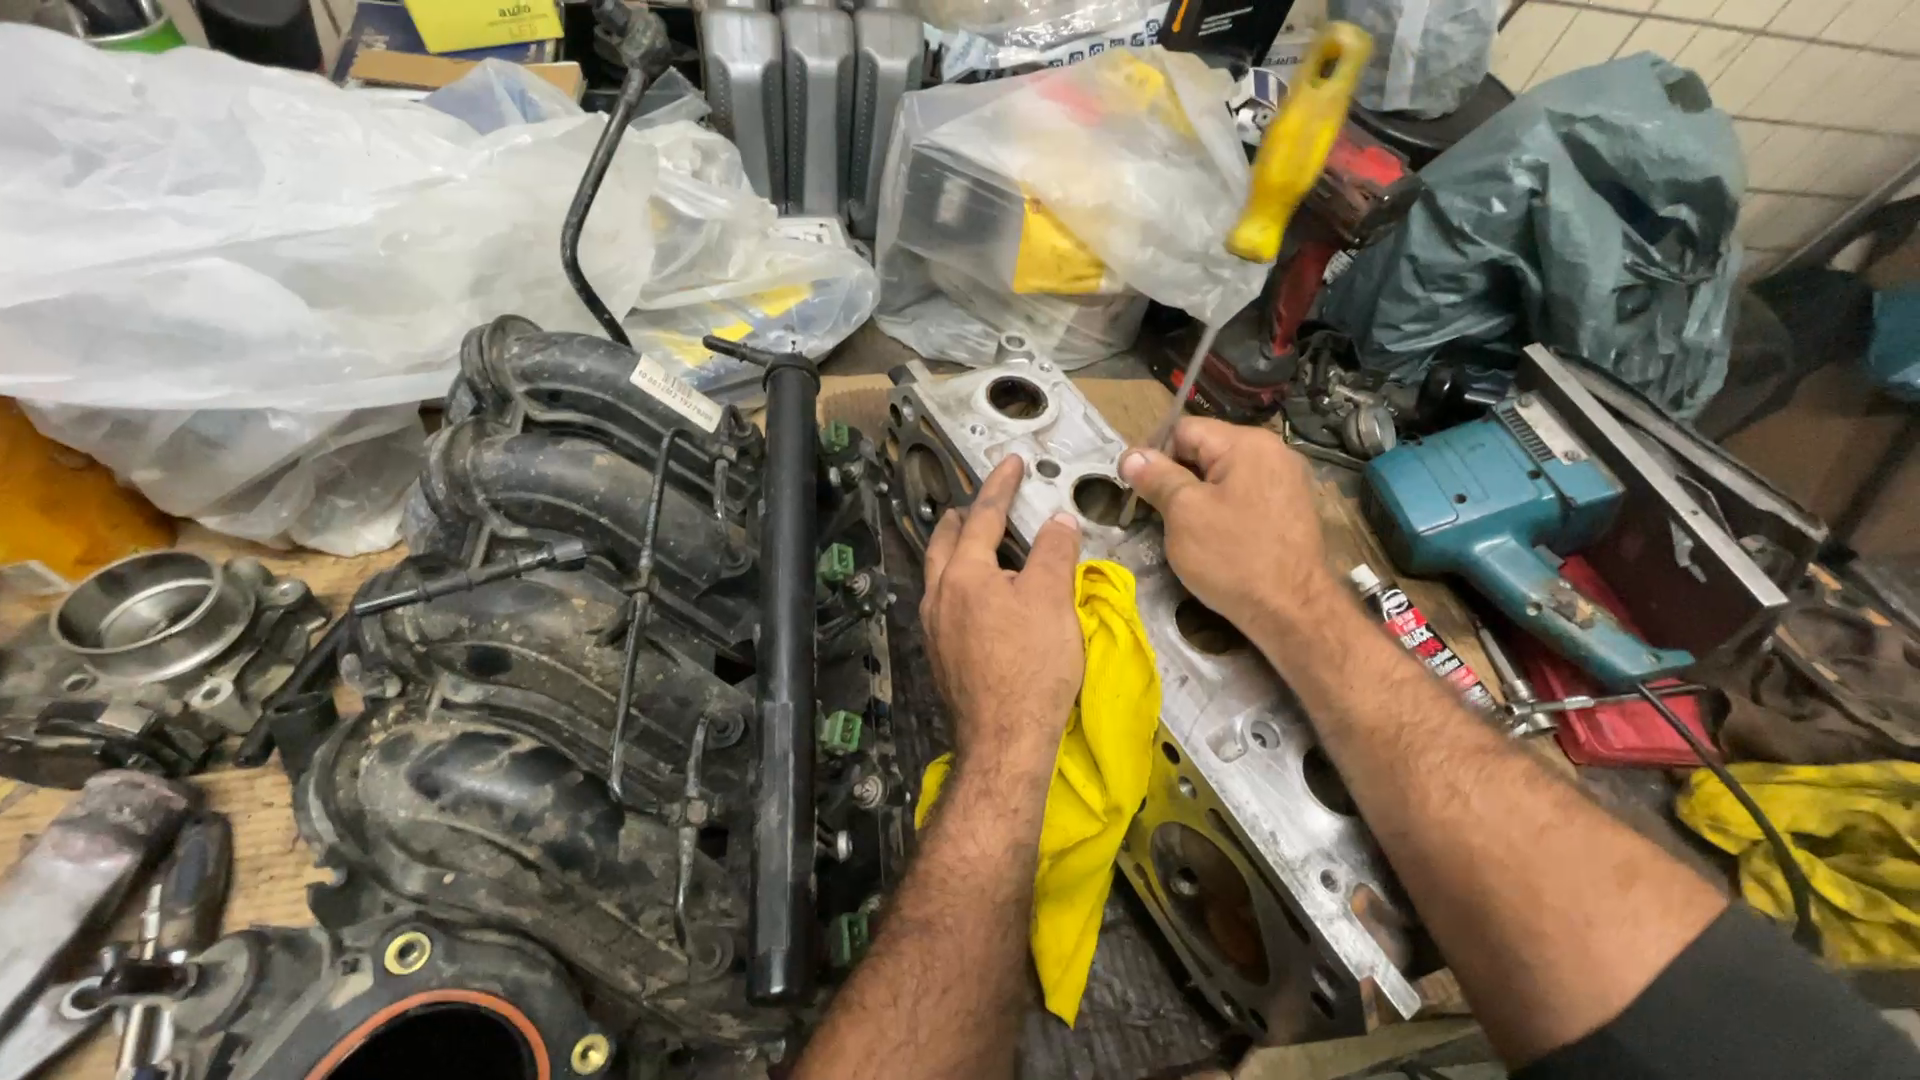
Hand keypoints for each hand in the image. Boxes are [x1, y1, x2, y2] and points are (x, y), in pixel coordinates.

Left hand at [921, 457, 1083, 780]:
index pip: (984, 517)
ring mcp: (934, 629)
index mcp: (964, 575)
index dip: (1000, 486)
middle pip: (944, 543)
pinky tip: (975, 598)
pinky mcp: (940, 656)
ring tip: (974, 543)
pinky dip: (957, 583)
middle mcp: (939, 596)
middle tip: (978, 504)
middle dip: (962, 518)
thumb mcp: (1052, 600)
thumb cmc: (1031, 667)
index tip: (1009, 463)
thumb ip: (1053, 553)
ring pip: (939, 574)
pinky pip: (943, 603)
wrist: (1004, 739)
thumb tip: (1057, 521)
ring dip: (955, 551)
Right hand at [1119, 417, 1335, 632]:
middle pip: (1206, 450)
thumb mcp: (1183, 513)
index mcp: (1247, 443)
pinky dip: (1222, 509)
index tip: (1139, 489)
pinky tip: (1214, 537)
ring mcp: (1287, 481)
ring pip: (1224, 475)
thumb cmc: (1232, 557)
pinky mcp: (1290, 509)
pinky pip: (1244, 495)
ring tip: (1184, 529)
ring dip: (1198, 495)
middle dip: (1177, 476)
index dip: (1154, 455)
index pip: (1185, 429)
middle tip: (1157, 512)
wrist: (1291, 609)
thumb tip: (1131, 456)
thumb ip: (1156, 477)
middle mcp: (1273, 452)